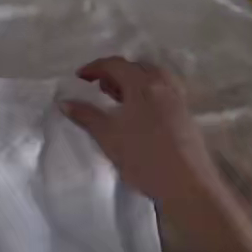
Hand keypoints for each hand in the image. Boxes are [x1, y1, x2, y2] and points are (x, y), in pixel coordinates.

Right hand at [61, 57, 219, 203]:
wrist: (188, 186)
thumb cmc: (144, 157)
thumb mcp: (108, 136)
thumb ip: (85, 115)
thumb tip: (64, 102)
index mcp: (143, 85)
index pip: (116, 64)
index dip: (95, 67)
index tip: (79, 78)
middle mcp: (163, 86)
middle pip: (137, 67)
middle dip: (115, 72)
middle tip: (99, 88)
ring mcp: (178, 101)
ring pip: (154, 78)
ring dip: (134, 81)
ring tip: (120, 98)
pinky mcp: (186, 116)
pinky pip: (164, 91)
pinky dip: (148, 92)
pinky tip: (140, 113)